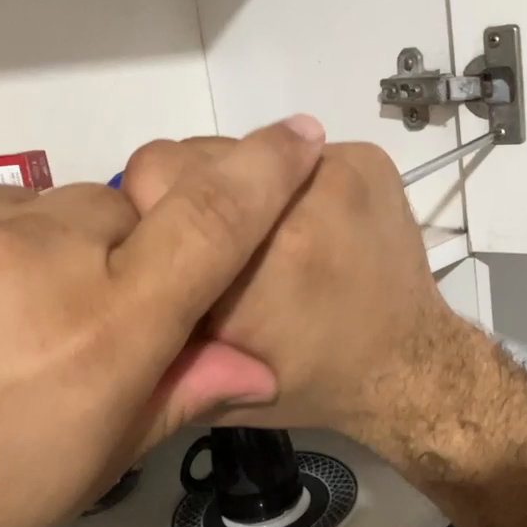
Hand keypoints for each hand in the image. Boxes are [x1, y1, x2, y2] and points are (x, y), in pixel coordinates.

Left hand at [0, 117, 323, 526]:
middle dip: (125, 258)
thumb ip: (175, 396)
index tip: (300, 136)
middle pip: (122, 214)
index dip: (268, 172)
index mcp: (102, 326)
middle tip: (76, 331)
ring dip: (40, 258)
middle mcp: (35, 251)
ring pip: (38, 214)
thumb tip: (254, 362)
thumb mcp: (76, 473)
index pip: (214, 220)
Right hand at [119, 136, 465, 447]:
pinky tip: (309, 225)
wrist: (408, 364)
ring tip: (269, 237)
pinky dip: (291, 182)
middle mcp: (295, 206)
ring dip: (243, 186)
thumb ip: (157, 310)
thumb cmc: (307, 380)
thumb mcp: (211, 375)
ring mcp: (339, 174)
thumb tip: (117, 247)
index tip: (170, 248)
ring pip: (246, 145)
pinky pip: (298, 151)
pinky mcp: (368, 160)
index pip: (153, 172)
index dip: (151, 210)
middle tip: (222, 247)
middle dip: (194, 195)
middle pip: (195, 151)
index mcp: (250, 266)